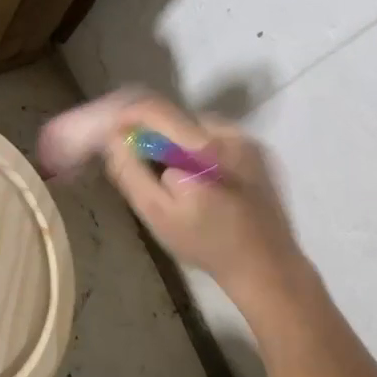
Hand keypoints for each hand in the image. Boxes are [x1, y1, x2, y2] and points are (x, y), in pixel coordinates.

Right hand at [99, 93, 305, 299]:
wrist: (268, 268)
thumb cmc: (207, 244)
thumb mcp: (156, 213)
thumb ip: (130, 171)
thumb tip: (113, 137)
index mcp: (203, 147)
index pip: (152, 109)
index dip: (124, 116)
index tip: (108, 135)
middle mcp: (229, 133)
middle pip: (173, 117)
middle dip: (149, 135)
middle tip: (136, 164)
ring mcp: (247, 141)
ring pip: (193, 127)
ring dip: (173, 143)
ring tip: (169, 178)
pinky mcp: (257, 152)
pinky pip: (214, 138)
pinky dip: (195, 150)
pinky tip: (197, 180)